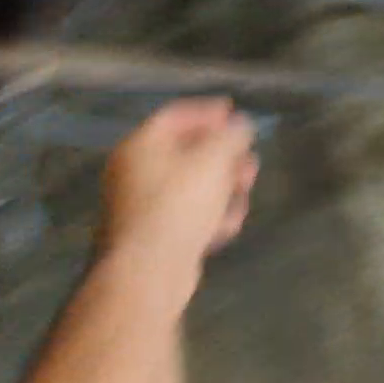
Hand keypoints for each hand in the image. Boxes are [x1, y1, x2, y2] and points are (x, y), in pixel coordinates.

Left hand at [100, 98, 257, 286]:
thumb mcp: (214, 159)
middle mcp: (135, 173)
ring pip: (194, 184)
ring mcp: (143, 206)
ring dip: (224, 185)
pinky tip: (226, 224)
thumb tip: (240, 126)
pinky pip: (190, 213)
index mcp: (140, 147)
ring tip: (243, 192)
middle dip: (225, 154)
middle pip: (188, 152)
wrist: (148, 272)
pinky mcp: (155, 234)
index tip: (238, 114)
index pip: (176, 115)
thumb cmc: (179, 204)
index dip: (209, 111)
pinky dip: (212, 214)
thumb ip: (232, 135)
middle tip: (248, 160)